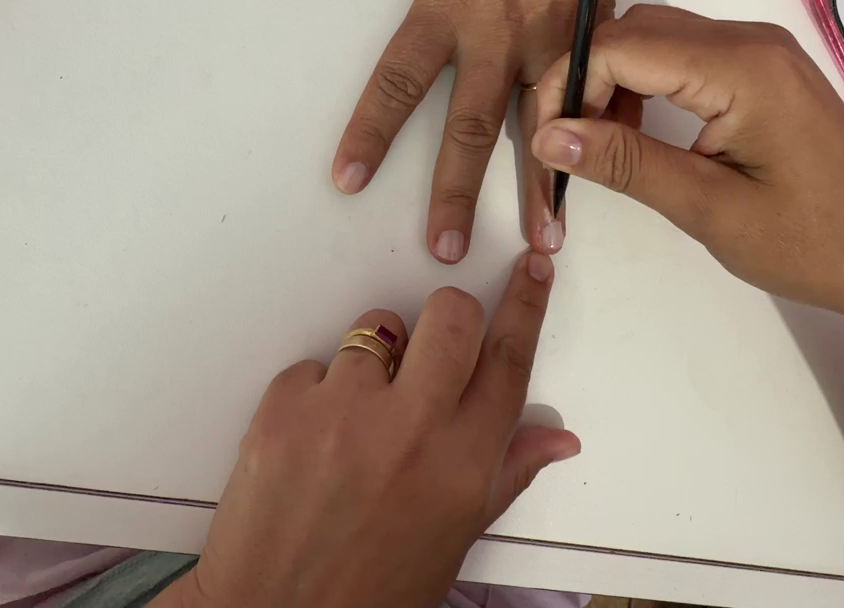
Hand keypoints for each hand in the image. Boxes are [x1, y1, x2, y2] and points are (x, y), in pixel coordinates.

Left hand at [163, 251, 578, 607]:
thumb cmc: (370, 591)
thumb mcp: (453, 541)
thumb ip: (505, 475)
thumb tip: (558, 436)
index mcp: (461, 467)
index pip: (509, 361)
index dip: (526, 304)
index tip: (531, 268)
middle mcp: (409, 431)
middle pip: (451, 314)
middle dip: (450, 315)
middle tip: (434, 345)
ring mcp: (343, 414)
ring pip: (376, 326)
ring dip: (375, 359)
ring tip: (358, 417)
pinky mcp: (284, 407)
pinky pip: (316, 363)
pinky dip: (318, 391)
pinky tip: (313, 439)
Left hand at [280, 0, 648, 263]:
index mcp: (450, 9)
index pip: (398, 83)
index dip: (370, 134)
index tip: (346, 184)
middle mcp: (501, 38)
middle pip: (472, 128)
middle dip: (455, 191)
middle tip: (444, 251)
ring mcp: (555, 40)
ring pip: (544, 127)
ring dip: (542, 186)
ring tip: (544, 246)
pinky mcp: (599, 32)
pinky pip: (600, 96)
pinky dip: (602, 138)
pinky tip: (607, 181)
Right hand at [529, 5, 843, 318]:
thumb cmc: (813, 244)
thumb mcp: (709, 209)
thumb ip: (625, 163)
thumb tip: (546, 136)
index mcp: (740, 67)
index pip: (619, 46)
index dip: (567, 87)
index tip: (548, 144)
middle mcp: (747, 40)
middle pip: (632, 32)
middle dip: (584, 80)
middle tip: (567, 144)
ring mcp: (757, 50)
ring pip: (652, 39)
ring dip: (611, 82)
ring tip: (599, 143)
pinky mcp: (760, 69)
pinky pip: (680, 57)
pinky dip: (643, 86)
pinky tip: (638, 132)